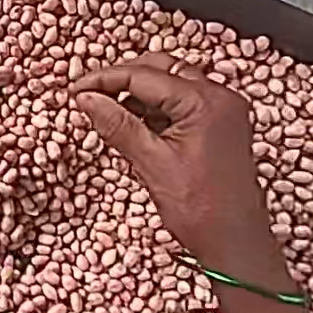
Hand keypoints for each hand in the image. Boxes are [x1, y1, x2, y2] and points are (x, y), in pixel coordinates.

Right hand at [69, 54, 281, 270]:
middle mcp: (220, 98)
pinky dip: (153, 108)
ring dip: (136, 93)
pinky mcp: (218, 126)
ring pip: (170, 83)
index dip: (104, 79)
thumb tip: (86, 98)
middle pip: (160, 68)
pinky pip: (180, 103)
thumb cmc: (201, 209)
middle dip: (121, 79)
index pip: (143, 75)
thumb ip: (117, 125)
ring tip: (106, 113)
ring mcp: (222, 111)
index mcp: (205, 103)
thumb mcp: (151, 163)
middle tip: (89, 95)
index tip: (76, 90)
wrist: (236, 243)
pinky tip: (132, 126)